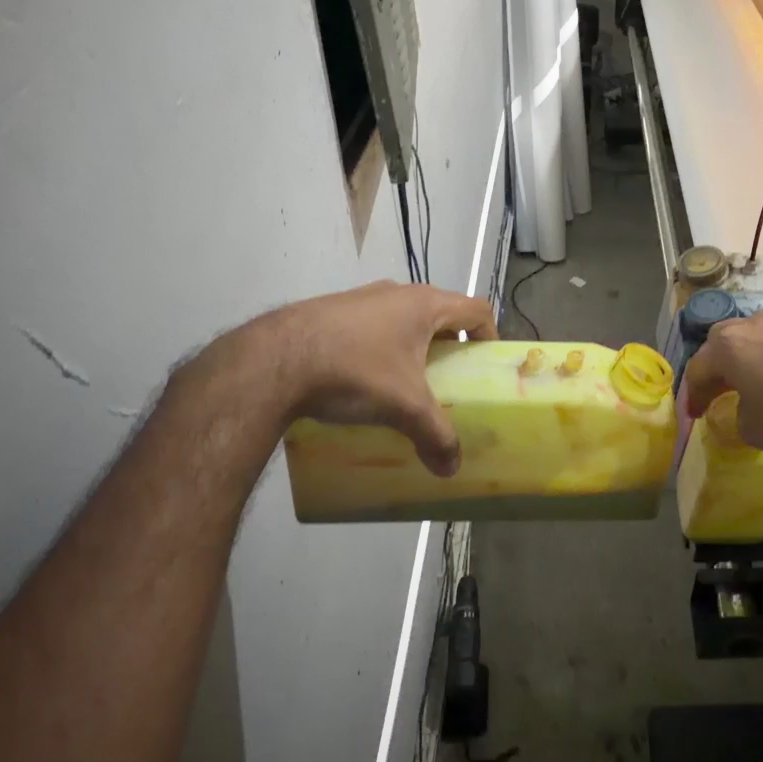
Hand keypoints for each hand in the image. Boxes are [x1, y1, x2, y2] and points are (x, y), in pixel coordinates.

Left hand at [182, 281, 495, 475]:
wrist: (273, 361)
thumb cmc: (354, 372)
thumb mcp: (403, 407)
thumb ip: (434, 435)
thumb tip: (452, 468)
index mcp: (424, 305)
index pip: (476, 309)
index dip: (488, 335)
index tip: (484, 364)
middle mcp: (396, 293)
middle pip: (439, 313)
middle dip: (448, 345)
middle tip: (448, 379)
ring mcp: (359, 298)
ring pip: (400, 319)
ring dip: (410, 346)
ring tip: (403, 384)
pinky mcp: (328, 311)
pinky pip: (369, 327)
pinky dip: (377, 348)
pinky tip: (361, 381)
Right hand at [682, 311, 762, 465]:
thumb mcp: (753, 430)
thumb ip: (738, 416)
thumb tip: (746, 408)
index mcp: (728, 345)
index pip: (697, 368)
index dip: (692, 395)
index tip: (694, 416)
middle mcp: (753, 325)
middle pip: (722, 343)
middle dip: (716, 369)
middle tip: (717, 395)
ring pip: (754, 340)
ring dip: (746, 362)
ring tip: (751, 389)